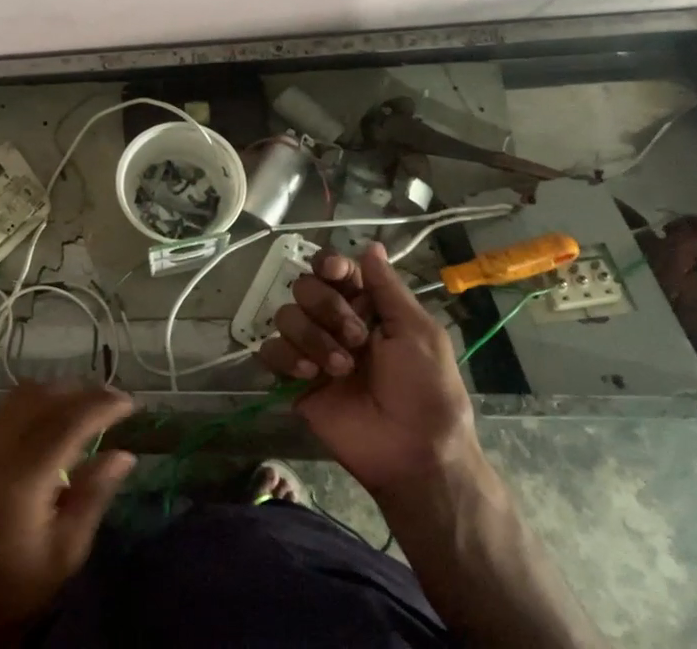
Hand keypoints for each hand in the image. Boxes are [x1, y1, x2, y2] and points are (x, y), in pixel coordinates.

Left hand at [0, 384, 136, 648]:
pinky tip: (44, 415)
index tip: (130, 403)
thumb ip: (94, 494)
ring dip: (53, 391)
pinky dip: (27, 400)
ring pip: (17, 395)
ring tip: (82, 403)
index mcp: (23, 475)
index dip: (102, 405)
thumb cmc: (16, 582)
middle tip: (110, 400)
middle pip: (41, 396)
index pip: (69, 421)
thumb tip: (124, 455)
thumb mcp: (66, 549)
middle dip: (80, 390)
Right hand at [256, 242, 480, 499]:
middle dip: (326, 308)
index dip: (329, 265)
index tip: (334, 272)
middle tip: (356, 339)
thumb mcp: (420, 334)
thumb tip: (372, 246)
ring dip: (312, 337)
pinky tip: (309, 374)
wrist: (412, 451)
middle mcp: (335, 324)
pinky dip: (286, 356)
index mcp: (368, 309)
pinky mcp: (292, 380)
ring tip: (340, 368)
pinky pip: (269, 350)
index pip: (334, 271)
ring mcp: (311, 351)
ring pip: (285, 316)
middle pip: (304, 288)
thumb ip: (388, 289)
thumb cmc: (427, 390)